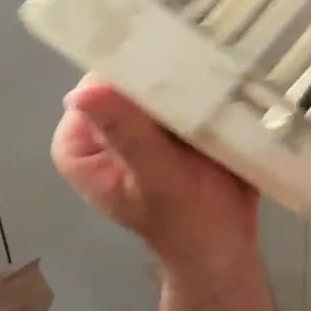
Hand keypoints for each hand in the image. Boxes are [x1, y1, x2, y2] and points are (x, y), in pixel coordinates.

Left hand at [51, 74, 258, 276]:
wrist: (228, 250)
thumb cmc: (190, 222)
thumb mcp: (158, 179)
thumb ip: (128, 135)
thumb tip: (86, 90)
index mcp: (81, 145)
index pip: (98, 86)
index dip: (132, 69)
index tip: (170, 60)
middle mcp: (105, 131)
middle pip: (132, 79)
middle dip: (165, 70)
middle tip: (203, 63)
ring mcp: (142, 130)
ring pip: (162, 83)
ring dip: (190, 77)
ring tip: (220, 72)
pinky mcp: (175, 130)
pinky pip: (186, 95)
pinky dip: (205, 90)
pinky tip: (228, 84)